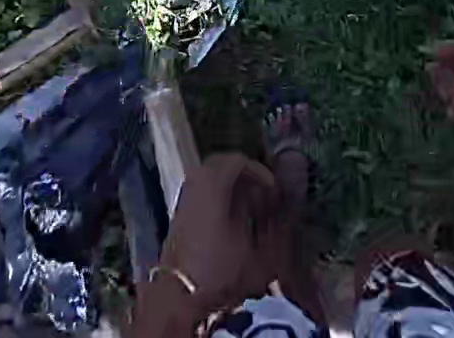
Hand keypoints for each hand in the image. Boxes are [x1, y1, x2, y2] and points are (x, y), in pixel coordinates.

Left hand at [159, 154, 281, 310]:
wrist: (179, 293)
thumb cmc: (219, 268)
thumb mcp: (253, 249)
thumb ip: (263, 219)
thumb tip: (266, 201)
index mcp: (213, 180)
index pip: (238, 160)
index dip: (260, 172)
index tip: (274, 190)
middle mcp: (196, 179)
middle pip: (224, 163)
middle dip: (246, 176)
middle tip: (264, 194)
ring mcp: (186, 193)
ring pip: (212, 176)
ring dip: (233, 185)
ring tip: (252, 207)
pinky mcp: (181, 209)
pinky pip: (204, 188)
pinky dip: (220, 194)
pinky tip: (233, 217)